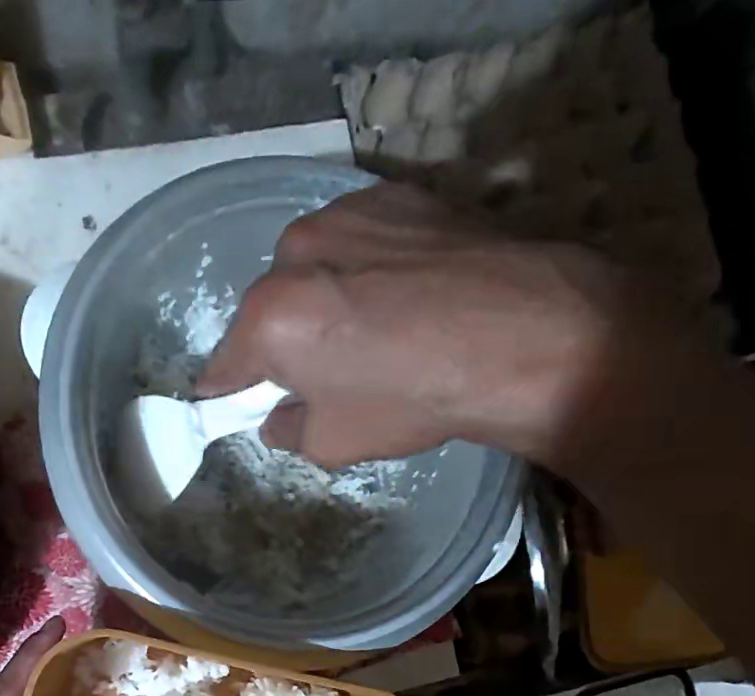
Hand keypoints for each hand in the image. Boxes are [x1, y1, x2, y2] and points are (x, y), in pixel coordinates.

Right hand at [196, 182, 703, 468]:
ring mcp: (344, 213)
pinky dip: (364, 266)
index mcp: (269, 317)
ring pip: (310, 267)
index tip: (234, 401)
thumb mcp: (337, 442)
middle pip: (267, 308)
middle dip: (284, 338)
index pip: (224, 362)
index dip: (227, 389)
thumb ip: (289, 429)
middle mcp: (293, 253)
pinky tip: (405, 290)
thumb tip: (278, 416)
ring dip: (323, 294)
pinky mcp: (393, 195)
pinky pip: (356, 241)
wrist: (529, 337)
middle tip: (326, 366)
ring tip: (375, 323)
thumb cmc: (418, 399)